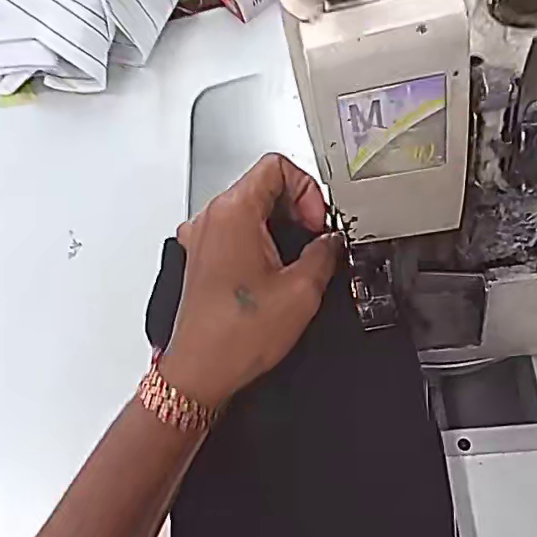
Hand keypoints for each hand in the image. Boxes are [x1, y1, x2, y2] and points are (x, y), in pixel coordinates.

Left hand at [157, 154, 342, 410]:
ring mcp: (203, 237)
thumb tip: (333, 242)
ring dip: (281, 226)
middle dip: (298, 208)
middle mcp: (211, 218)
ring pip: (251, 208)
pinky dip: (262, 242)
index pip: (276, 166)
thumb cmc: (237, 336)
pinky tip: (278, 273)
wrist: (202, 370)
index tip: (318, 223)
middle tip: (316, 241)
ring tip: (298, 261)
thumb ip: (325, 253)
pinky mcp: (202, 258)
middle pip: (263, 184)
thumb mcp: (302, 290)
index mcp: (234, 212)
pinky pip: (237, 232)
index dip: (308, 190)